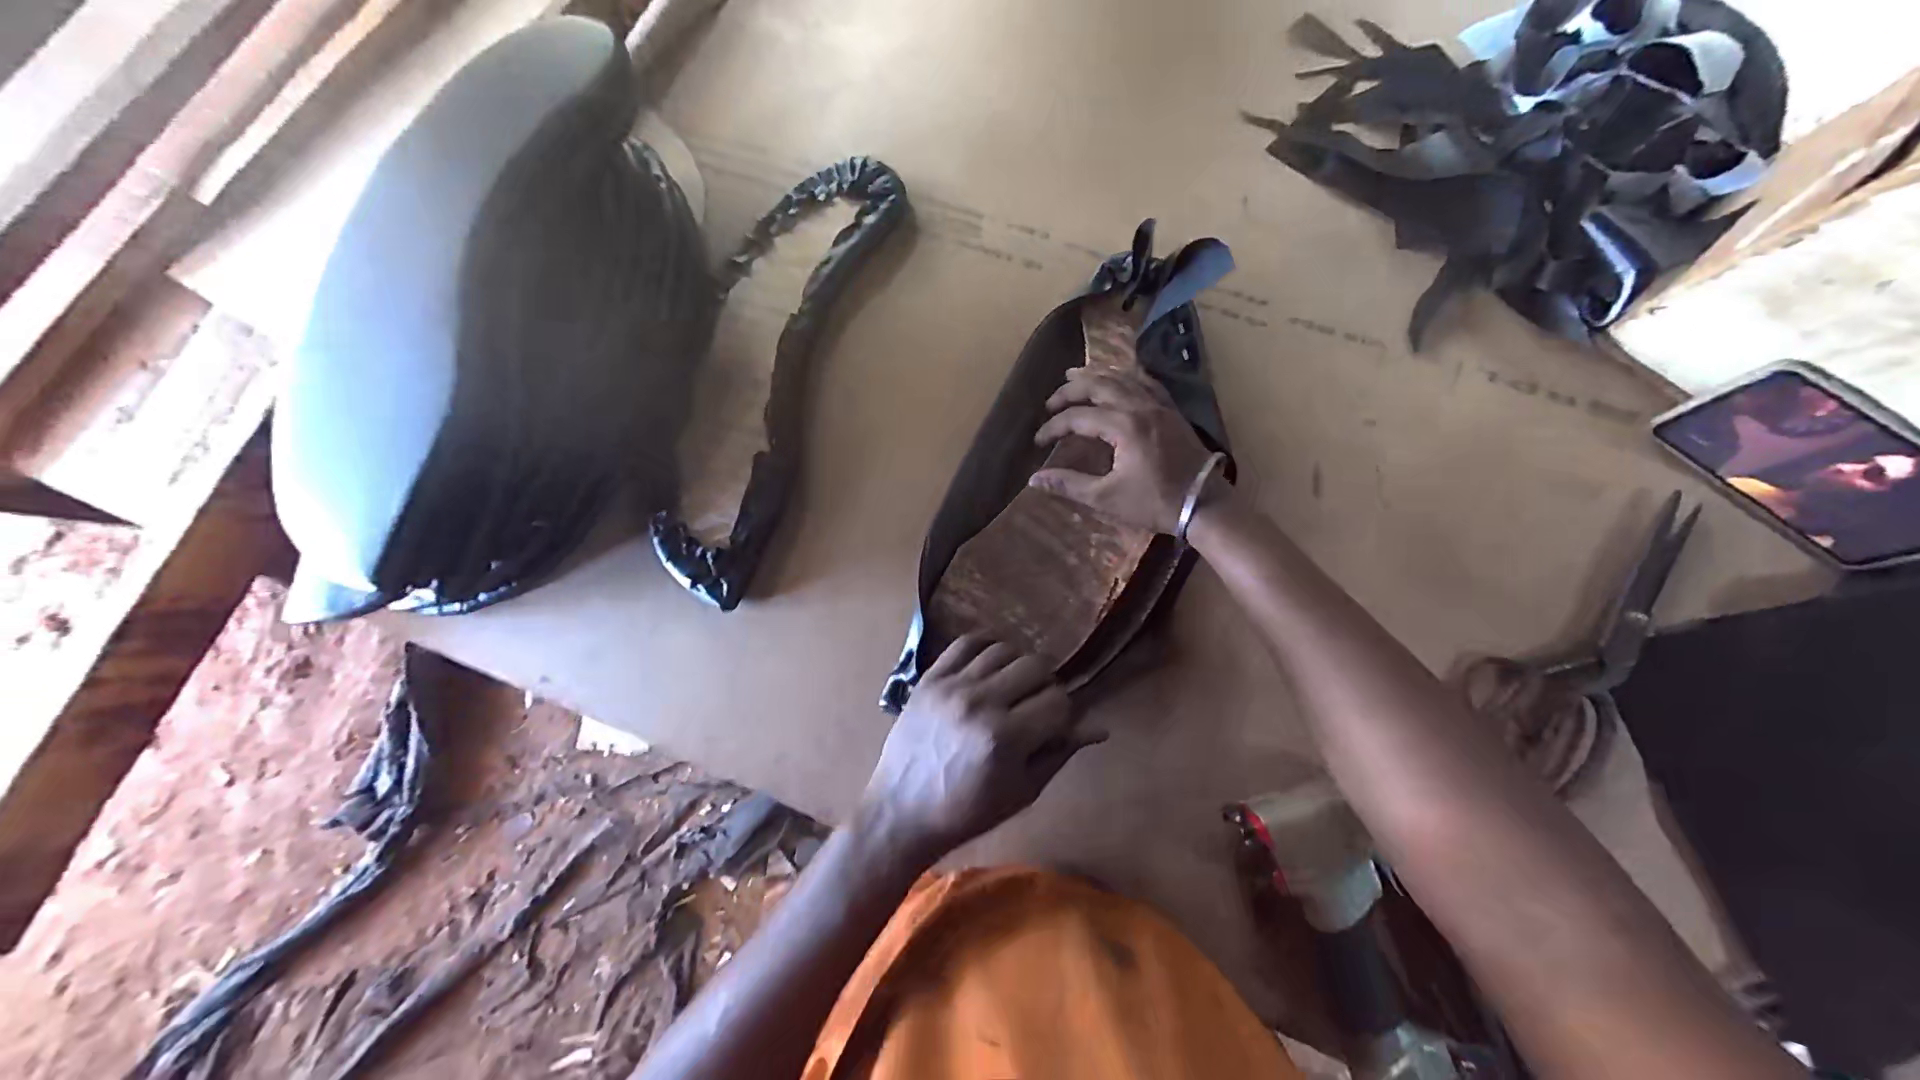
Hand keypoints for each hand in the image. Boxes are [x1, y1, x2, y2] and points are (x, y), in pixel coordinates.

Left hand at [859, 636, 1101, 865]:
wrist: (903, 810)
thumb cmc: (968, 810)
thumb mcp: (1022, 791)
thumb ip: (1059, 753)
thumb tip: (1099, 728)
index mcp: (1006, 737)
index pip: (1058, 701)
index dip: (1064, 714)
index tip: (1054, 727)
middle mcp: (980, 702)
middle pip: (1035, 666)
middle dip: (1045, 686)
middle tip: (1035, 706)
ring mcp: (952, 686)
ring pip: (1004, 650)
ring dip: (1017, 666)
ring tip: (1012, 687)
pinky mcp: (930, 678)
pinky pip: (966, 642)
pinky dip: (985, 647)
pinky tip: (990, 666)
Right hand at [1028, 365, 1216, 533]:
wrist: (1204, 505)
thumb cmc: (1155, 503)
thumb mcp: (1107, 498)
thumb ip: (1069, 484)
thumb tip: (1034, 479)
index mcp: (1124, 426)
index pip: (1078, 417)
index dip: (1053, 427)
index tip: (1038, 442)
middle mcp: (1140, 407)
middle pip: (1098, 386)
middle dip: (1070, 391)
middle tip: (1050, 402)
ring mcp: (1159, 406)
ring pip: (1123, 378)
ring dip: (1096, 376)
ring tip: (1075, 376)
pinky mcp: (1172, 411)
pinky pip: (1146, 383)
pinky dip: (1127, 377)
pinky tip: (1119, 378)